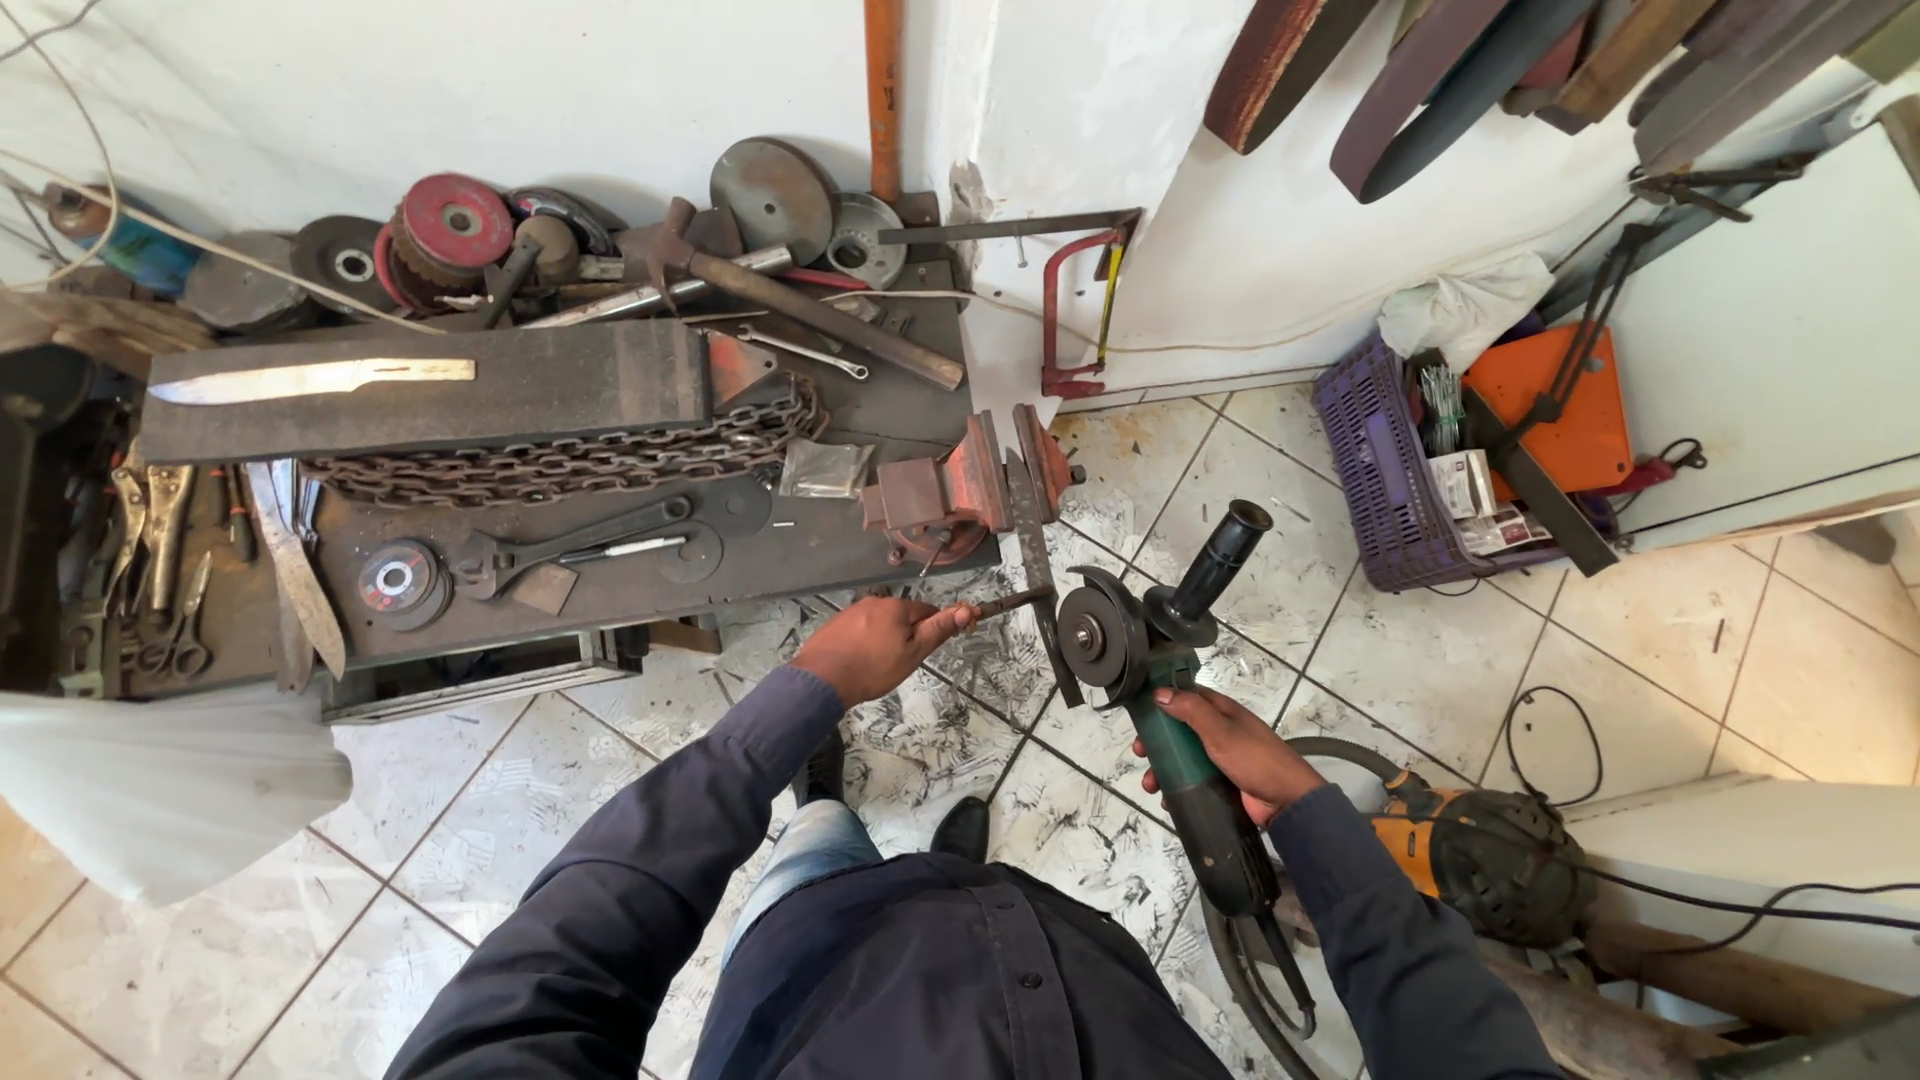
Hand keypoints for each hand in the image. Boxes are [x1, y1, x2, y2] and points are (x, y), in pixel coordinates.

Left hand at [788, 596, 973, 706]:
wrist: (823, 679)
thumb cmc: (875, 668)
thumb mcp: (913, 653)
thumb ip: (938, 630)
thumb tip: (965, 610)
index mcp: (897, 606)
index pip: (926, 611)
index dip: (931, 629)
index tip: (924, 649)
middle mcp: (874, 602)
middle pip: (900, 615)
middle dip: (904, 634)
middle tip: (899, 661)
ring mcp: (851, 611)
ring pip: (878, 622)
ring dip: (882, 637)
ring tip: (876, 664)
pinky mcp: (834, 624)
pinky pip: (858, 629)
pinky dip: (862, 641)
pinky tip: (857, 660)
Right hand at [1133, 686, 1326, 826]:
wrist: (1288, 802)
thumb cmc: (1255, 759)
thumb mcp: (1221, 731)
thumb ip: (1191, 710)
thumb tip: (1159, 692)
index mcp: (1221, 711)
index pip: (1186, 696)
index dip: (1162, 699)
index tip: (1140, 711)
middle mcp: (1219, 731)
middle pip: (1178, 730)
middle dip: (1156, 742)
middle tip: (1140, 753)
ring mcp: (1220, 758)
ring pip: (1182, 759)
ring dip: (1163, 770)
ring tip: (1151, 786)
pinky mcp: (1221, 783)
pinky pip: (1192, 781)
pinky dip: (1178, 789)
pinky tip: (1168, 801)